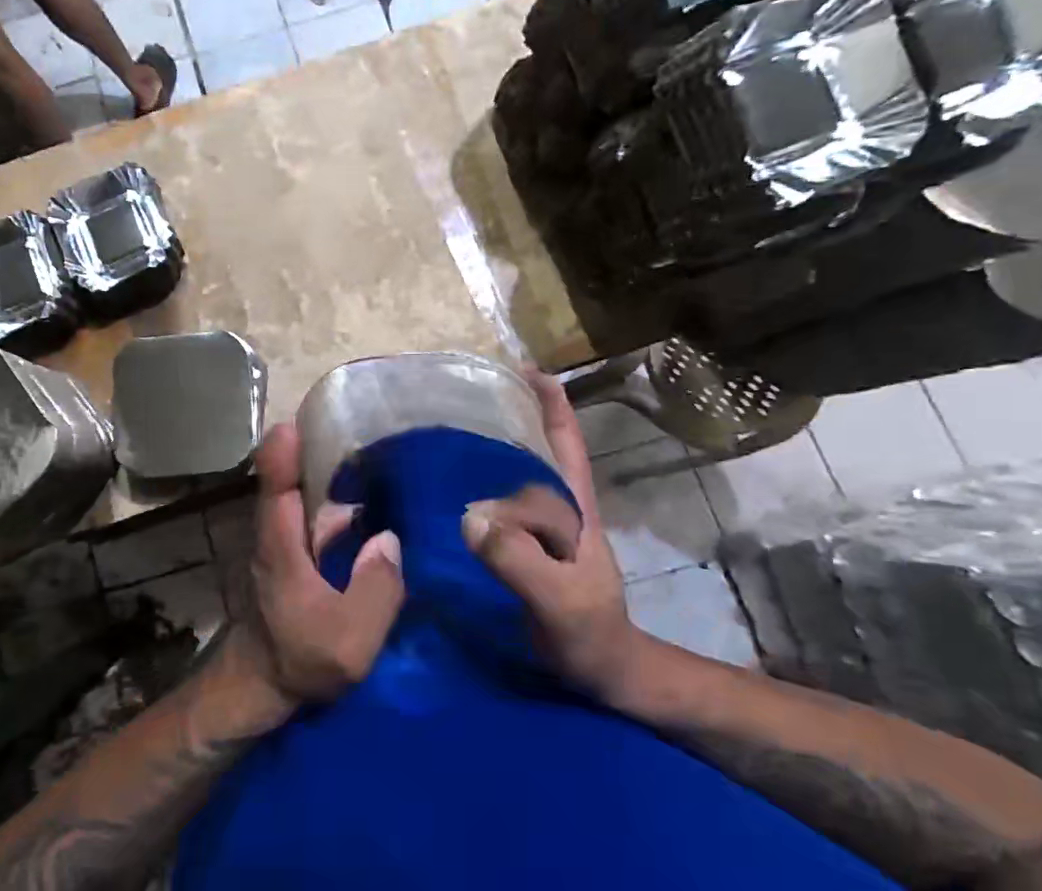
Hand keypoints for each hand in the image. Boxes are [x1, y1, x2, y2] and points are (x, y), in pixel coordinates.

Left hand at [224, 423, 405, 711]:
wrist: (261, 687)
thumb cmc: (299, 659)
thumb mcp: (348, 639)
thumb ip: (375, 589)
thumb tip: (389, 539)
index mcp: (281, 541)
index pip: (277, 479)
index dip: (290, 444)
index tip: (316, 413)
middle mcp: (277, 531)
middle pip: (292, 475)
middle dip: (320, 445)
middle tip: (367, 422)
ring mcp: (285, 542)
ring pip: (305, 493)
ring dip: (331, 470)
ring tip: (380, 453)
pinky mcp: (296, 556)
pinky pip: (315, 514)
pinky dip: (338, 499)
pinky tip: (373, 501)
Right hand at [461, 369, 642, 700]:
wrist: (602, 673)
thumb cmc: (589, 634)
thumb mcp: (559, 601)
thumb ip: (520, 562)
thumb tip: (471, 514)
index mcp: (574, 506)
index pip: (565, 440)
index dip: (549, 400)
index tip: (519, 367)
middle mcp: (555, 507)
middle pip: (534, 446)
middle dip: (505, 413)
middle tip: (455, 394)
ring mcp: (538, 529)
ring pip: (511, 473)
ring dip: (483, 448)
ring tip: (439, 430)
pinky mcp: (520, 547)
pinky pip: (493, 505)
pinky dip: (472, 487)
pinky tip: (441, 488)